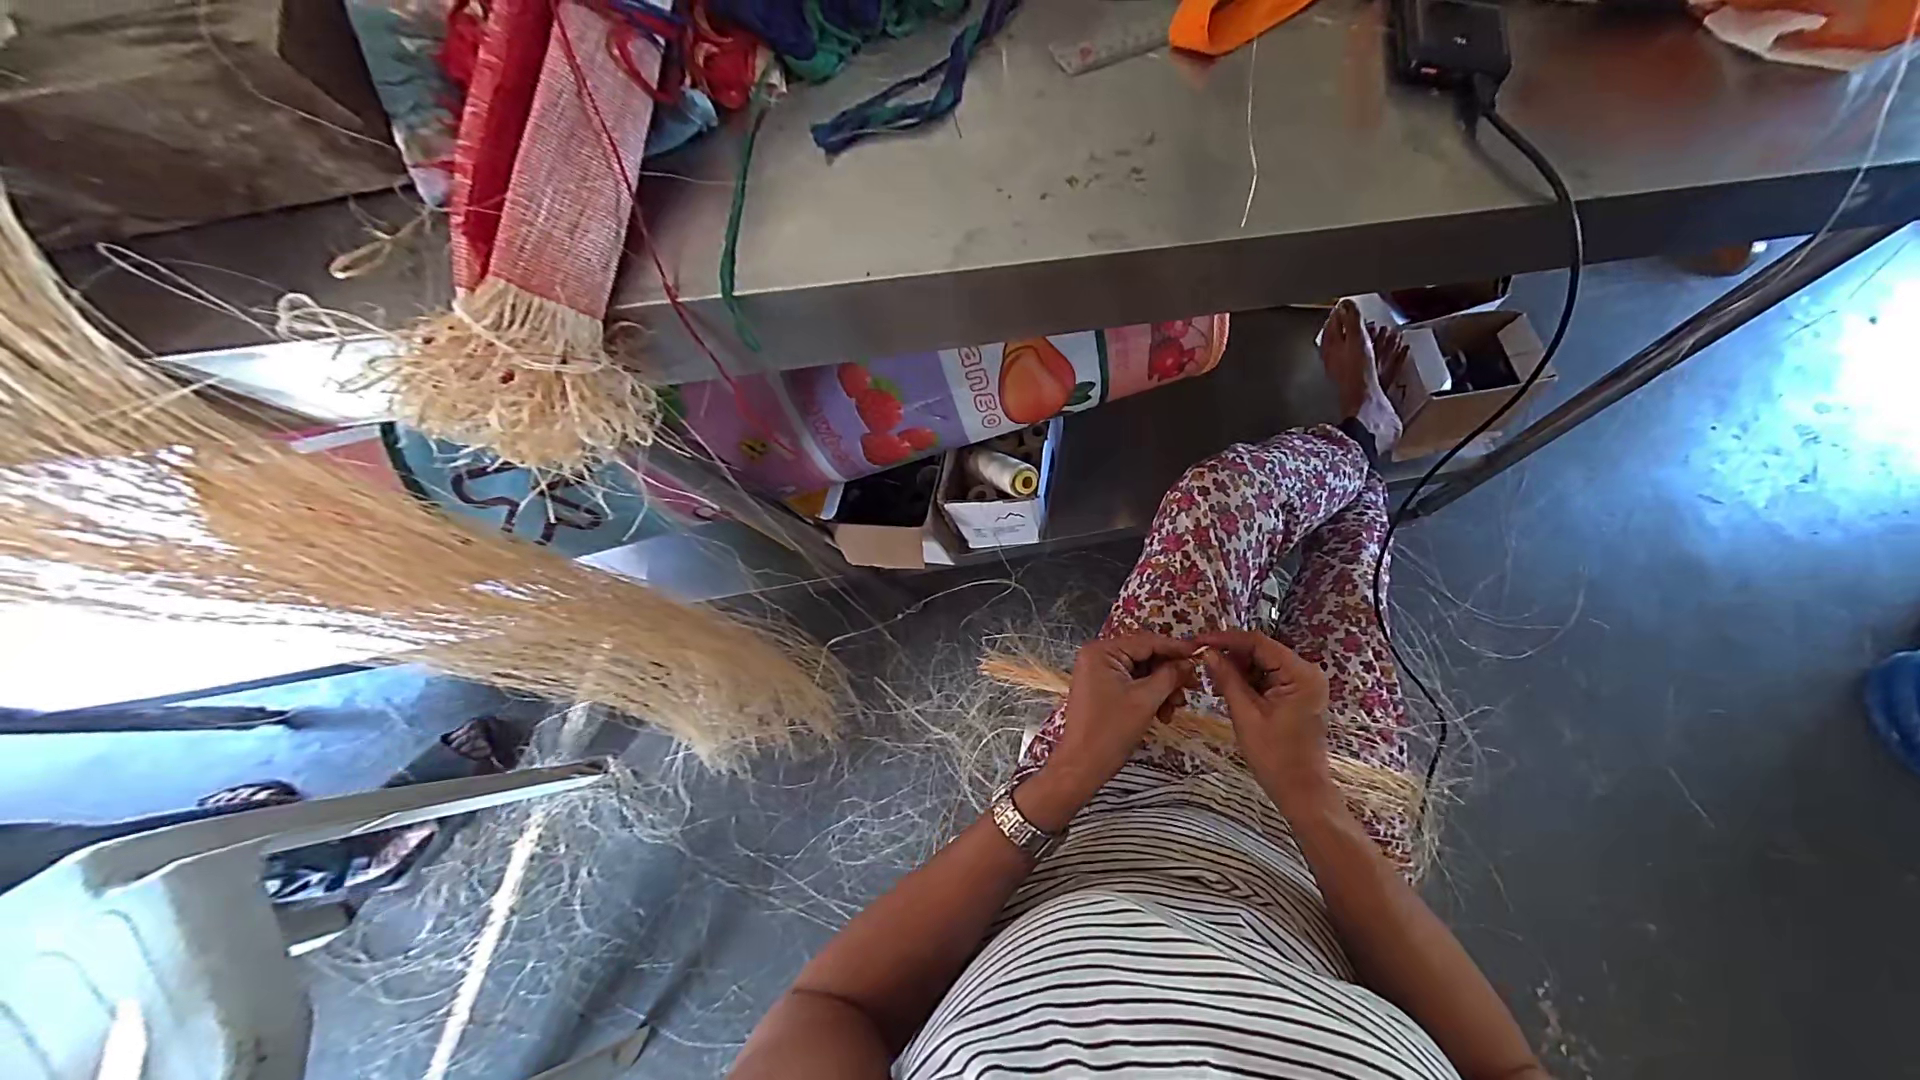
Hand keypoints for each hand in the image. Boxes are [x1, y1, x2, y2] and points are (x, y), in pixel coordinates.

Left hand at [1017, 634, 1194, 830]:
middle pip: (1144, 656)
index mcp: (1102, 651)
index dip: (1176, 648)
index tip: (1202, 653)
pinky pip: (1132, 684)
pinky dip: (1150, 696)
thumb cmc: (1111, 730)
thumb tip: (1189, 662)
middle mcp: (1097, 656)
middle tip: (1193, 687)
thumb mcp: (1146, 699)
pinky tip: (1162, 714)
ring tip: (1176, 707)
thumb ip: (1170, 675)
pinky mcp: (1102, 689)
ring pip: (1141, 672)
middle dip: (1169, 673)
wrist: (1083, 765)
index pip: (1146, 641)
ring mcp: (1098, 673)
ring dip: (1162, 688)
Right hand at [1196, 629, 1333, 812]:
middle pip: (1261, 650)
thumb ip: (1227, 678)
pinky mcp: (1297, 693)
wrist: (1301, 790)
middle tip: (1200, 660)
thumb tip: (1207, 652)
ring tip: (1211, 677)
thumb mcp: (1245, 713)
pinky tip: (1226, 687)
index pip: (1258, 643)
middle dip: (1230, 654)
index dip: (1225, 639)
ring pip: (1261, 663)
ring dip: (1236, 667)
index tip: (1198, 641)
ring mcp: (1303, 683)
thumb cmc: (1274, 755)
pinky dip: (1246, 679)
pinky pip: (1267, 676)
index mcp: (1301, 674)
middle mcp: (1307, 672)